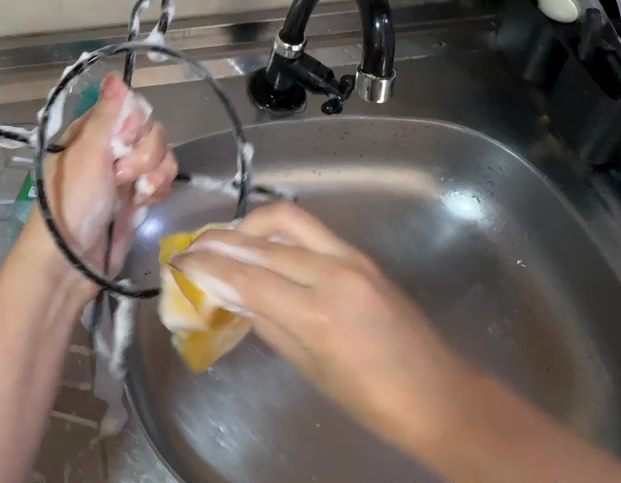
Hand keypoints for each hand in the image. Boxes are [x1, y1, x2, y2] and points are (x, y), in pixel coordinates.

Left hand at [33, 74, 178, 283]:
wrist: (72, 260)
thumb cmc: (72, 201)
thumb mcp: (87, 153)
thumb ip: (106, 116)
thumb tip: (115, 77)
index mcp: (91, 130)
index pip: (130, 107)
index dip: (135, 122)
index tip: (126, 139)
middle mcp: (109, 147)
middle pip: (150, 131)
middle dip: (145, 153)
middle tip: (122, 176)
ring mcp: (124, 174)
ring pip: (161, 156)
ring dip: (156, 173)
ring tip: (138, 193)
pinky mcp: (138, 198)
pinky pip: (163, 181)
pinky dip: (159, 189)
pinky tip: (145, 203)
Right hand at [168, 202, 477, 452]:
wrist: (441, 397)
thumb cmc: (373, 400)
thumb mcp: (309, 367)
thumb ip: (265, 321)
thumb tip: (227, 293)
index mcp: (318, 315)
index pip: (245, 277)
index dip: (206, 266)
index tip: (179, 261)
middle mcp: (332, 276)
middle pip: (258, 245)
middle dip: (217, 243)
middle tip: (190, 247)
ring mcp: (349, 259)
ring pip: (283, 220)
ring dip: (247, 225)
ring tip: (227, 240)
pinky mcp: (360, 255)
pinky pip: (308, 229)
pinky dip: (276, 230)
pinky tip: (262, 244)